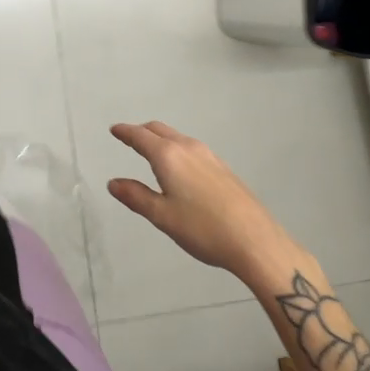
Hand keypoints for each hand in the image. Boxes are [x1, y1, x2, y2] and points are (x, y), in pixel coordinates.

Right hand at [107, 122, 301, 281]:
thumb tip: (113, 183)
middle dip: (141, 132)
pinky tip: (181, 169)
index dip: (125, 132)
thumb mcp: (162, 216)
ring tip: (152, 153)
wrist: (256, 240)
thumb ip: (136, 196)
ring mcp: (209, 156)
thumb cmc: (203, 228)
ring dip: (161, 139)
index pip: (140, 136)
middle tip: (129, 139)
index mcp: (168, 156)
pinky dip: (177, 149)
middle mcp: (188, 148)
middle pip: (159, 130)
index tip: (114, 130)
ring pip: (177, 137)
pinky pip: (191, 148)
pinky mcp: (223, 168)